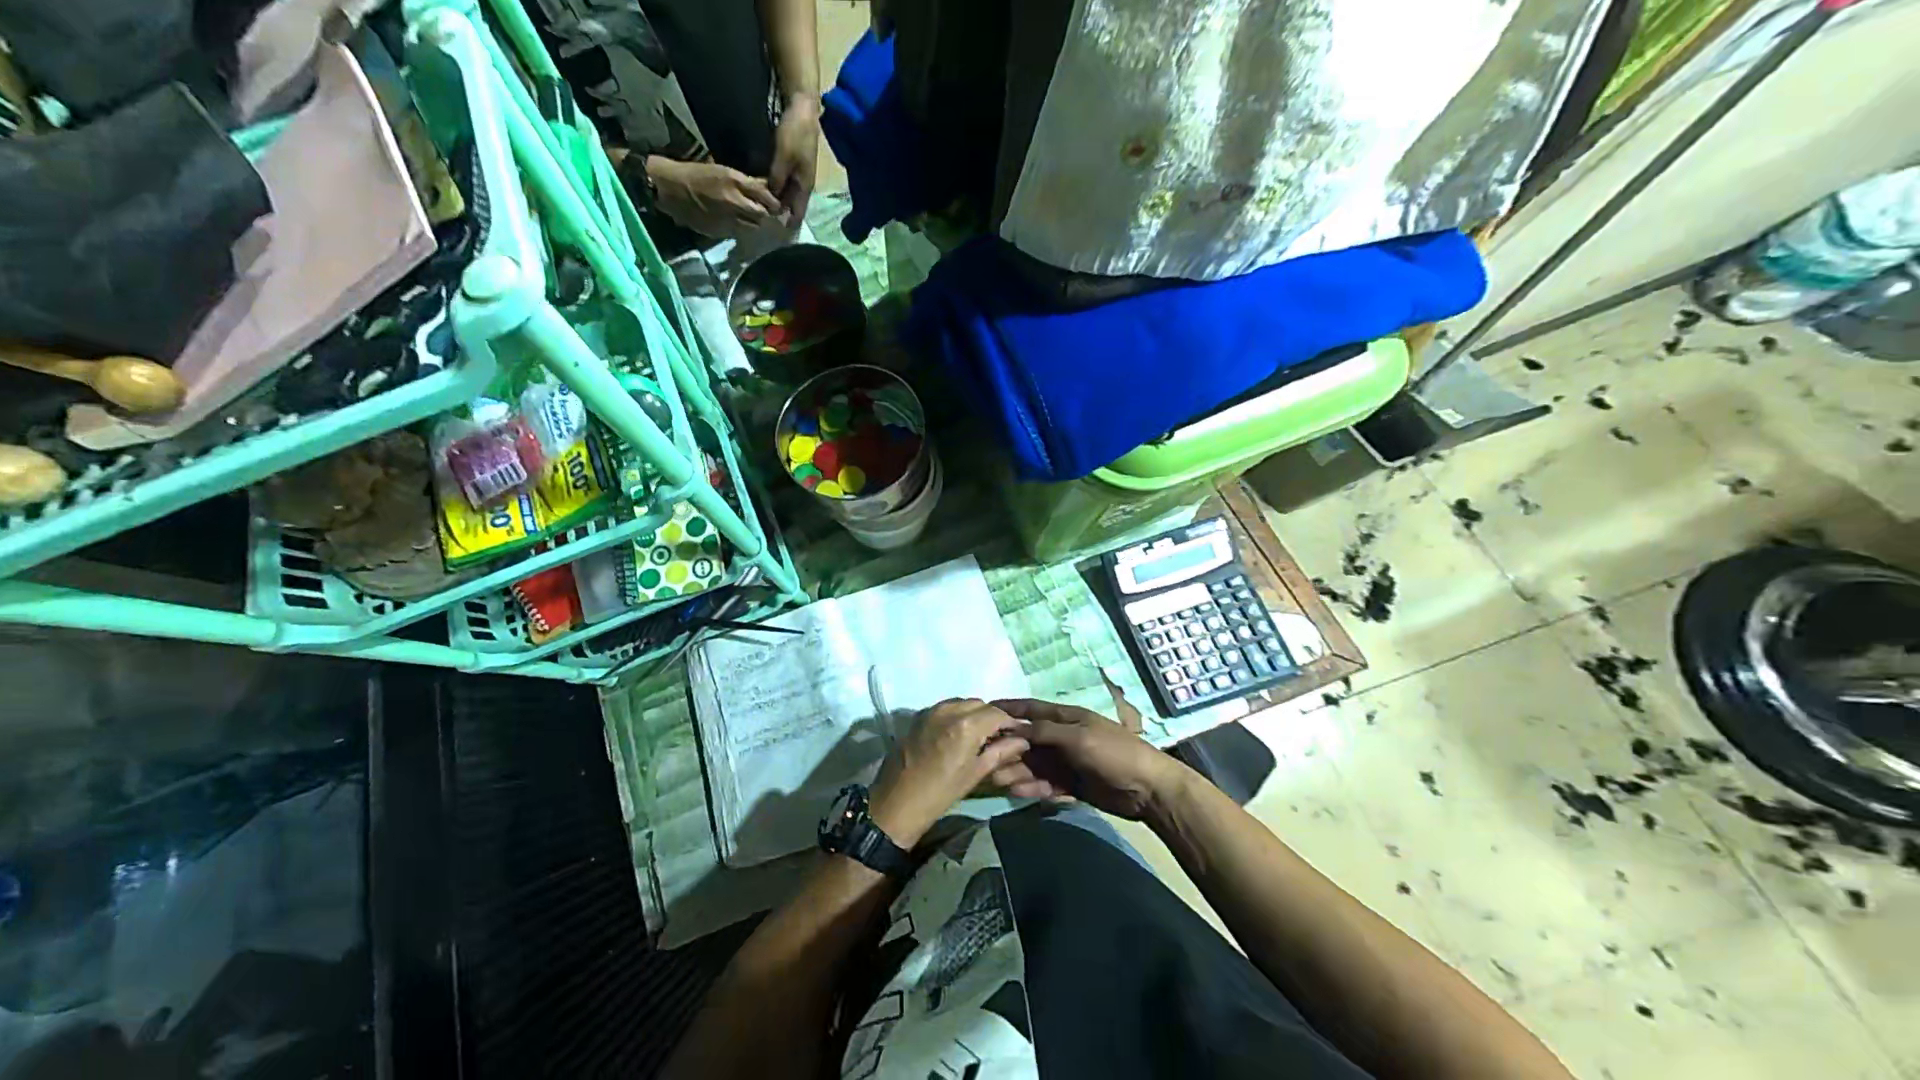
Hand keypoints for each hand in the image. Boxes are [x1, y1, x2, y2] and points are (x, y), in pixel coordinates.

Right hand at [645, 156, 782, 238]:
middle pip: (761, 213)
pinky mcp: (720, 230)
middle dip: (765, 213)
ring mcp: (727, 217)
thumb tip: (766, 188)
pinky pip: (738, 232)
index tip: (777, 203)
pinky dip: (740, 228)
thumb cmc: (696, 174)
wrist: (669, 188)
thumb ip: (745, 182)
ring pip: (752, 225)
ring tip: (748, 217)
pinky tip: (734, 221)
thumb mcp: (723, 171)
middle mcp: (734, 200)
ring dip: (754, 222)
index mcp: (734, 180)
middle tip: (765, 212)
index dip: (774, 201)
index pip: (764, 194)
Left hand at [768, 95, 820, 224]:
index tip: (773, 232)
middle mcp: (803, 185)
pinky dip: (776, 189)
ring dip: (776, 202)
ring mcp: (799, 175)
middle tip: (760, 220)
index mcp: (805, 187)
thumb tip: (770, 200)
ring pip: (787, 195)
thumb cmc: (795, 134)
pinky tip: (764, 190)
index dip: (787, 225)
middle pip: (792, 207)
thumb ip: (777, 180)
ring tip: (759, 207)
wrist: (804, 110)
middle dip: (780, 215)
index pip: (798, 214)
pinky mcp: (793, 165)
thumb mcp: (783, 158)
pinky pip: (784, 184)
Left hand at [869, 699, 1028, 847]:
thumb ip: (1001, 752)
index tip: (1019, 736)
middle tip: (1000, 738)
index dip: (1011, 724)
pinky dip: (957, 716)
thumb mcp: (975, 774)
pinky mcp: (919, 716)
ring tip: (980, 737)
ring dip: (975, 715)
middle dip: (992, 718)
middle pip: (980, 704)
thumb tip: (1021, 741)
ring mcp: (931, 710)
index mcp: (966, 724)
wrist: (896, 803)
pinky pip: (946, 708)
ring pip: (963, 704)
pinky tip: (959, 735)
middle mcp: (949, 709)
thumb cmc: (940, 793)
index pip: (997, 713)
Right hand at [989, 699, 1192, 820]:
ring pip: (1034, 764)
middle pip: (1028, 740)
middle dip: (1007, 747)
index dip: (1009, 709)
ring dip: (1016, 770)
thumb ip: (1045, 731)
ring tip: (996, 779)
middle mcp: (1064, 737)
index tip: (984, 710)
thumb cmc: (1114, 754)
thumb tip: (1014, 726)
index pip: (1031, 709)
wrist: (1148, 790)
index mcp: (1067, 718)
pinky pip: (1046, 784)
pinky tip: (1017, 792)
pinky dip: (1032, 788)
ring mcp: (1067, 761)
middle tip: (982, 757)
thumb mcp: (1078, 737)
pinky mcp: (1072, 784)